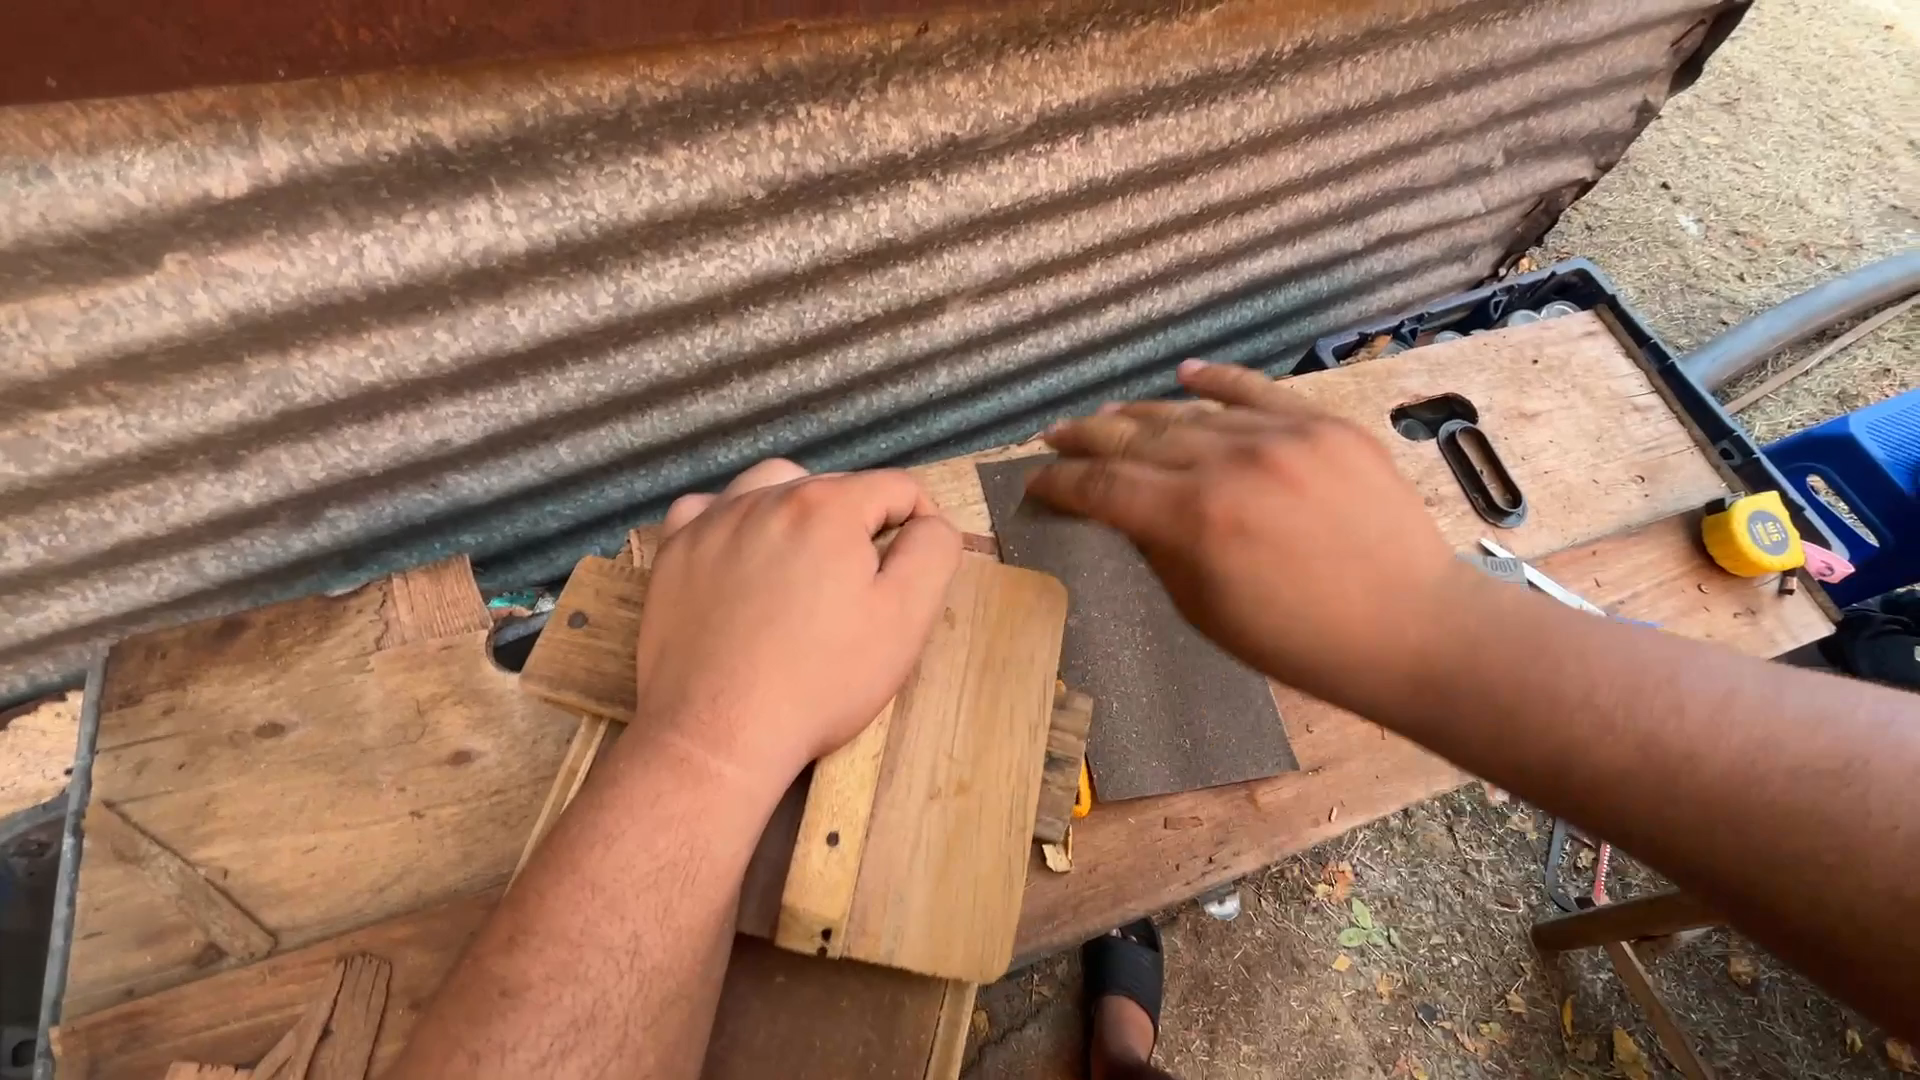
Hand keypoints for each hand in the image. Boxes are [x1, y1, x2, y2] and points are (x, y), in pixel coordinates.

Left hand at [632, 460, 961, 785]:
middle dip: (860, 523)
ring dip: (799, 509)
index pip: (896, 487)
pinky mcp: (674, 552)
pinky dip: (732, 520)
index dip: (920, 520)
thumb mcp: (906, 619)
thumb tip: (930, 522)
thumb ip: (933, 551)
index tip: (914, 565)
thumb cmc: (824, 680)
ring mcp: (712, 522)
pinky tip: (741, 556)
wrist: (720, 735)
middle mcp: (766, 497)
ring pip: (771, 485)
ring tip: (804, 560)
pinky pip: (708, 509)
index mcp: (828, 507)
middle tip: (861, 585)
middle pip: (835, 487)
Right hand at [1027, 360, 1478, 708]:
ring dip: (1137, 416)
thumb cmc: (1297, 642)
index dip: (1059, 483)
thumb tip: (1125, 511)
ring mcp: (1280, 436)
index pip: (1101, 488)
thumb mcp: (1203, 611)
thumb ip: (1155, 551)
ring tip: (1104, 418)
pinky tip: (1183, 374)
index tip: (1035, 482)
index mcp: (1193, 520)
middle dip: (1084, 440)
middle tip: (1054, 438)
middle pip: (1134, 439)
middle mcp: (1228, 464)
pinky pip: (1256, 391)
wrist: (1412, 629)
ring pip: (1187, 414)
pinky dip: (1216, 382)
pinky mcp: (1323, 425)